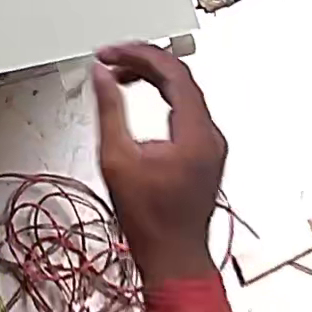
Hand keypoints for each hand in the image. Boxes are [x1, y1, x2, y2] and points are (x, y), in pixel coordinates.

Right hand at [92, 42, 227, 285]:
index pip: (172, 72)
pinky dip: (159, 90)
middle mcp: (210, 135)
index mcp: (195, 134)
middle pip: (179, 75)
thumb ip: (109, 109)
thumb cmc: (150, 219)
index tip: (110, 52)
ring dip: (149, 73)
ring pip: (182, 88)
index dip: (138, 53)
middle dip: (141, 59)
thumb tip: (101, 75)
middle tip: (111, 57)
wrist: (172, 258)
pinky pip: (184, 104)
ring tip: (118, 71)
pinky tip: (136, 89)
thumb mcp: (116, 158)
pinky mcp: (204, 148)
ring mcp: (210, 142)